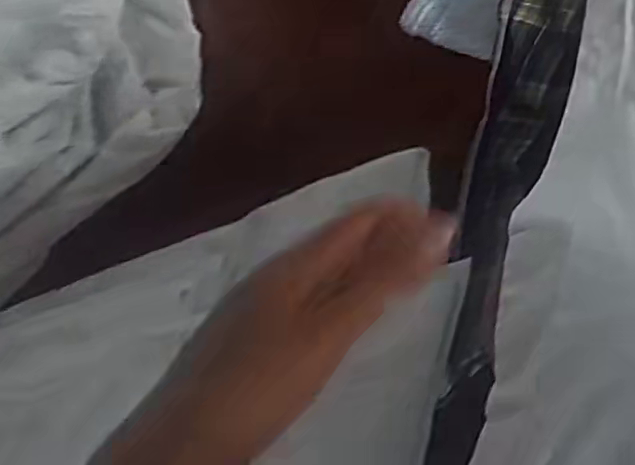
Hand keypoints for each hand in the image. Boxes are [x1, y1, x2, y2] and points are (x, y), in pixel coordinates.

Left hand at [97, 201, 453, 464]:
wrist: (166, 461)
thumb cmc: (259, 384)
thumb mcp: (334, 327)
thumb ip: (390, 274)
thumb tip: (446, 224)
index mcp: (295, 263)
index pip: (369, 214)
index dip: (413, 217)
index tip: (448, 243)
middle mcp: (279, 274)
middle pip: (354, 237)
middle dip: (401, 243)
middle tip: (437, 270)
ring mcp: (262, 305)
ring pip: (338, 267)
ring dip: (381, 269)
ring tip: (411, 292)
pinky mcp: (256, 335)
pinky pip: (320, 294)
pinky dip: (355, 294)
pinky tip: (364, 319)